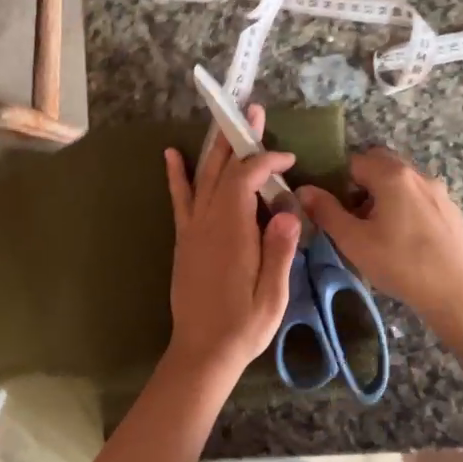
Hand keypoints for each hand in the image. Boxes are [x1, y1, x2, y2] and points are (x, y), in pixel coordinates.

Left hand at [162, 105, 302, 377]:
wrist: (203, 351)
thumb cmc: (243, 326)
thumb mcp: (273, 294)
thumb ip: (279, 250)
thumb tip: (289, 210)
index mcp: (232, 230)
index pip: (247, 179)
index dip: (266, 161)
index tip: (288, 160)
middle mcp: (208, 221)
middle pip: (223, 168)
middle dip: (239, 138)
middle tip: (253, 110)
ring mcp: (193, 228)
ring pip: (204, 177)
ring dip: (216, 147)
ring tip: (225, 120)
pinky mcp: (185, 239)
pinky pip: (180, 199)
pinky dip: (177, 175)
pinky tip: (172, 154)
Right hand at [296, 147, 462, 314]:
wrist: (457, 297)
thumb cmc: (400, 264)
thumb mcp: (353, 240)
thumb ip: (325, 210)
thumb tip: (303, 190)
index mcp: (392, 175)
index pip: (354, 161)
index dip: (337, 180)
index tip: (332, 206)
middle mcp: (418, 175)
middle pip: (380, 164)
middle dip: (361, 183)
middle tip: (352, 215)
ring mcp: (439, 192)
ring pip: (401, 180)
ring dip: (384, 194)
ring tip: (377, 229)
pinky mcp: (452, 211)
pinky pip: (419, 197)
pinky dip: (405, 206)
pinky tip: (404, 239)